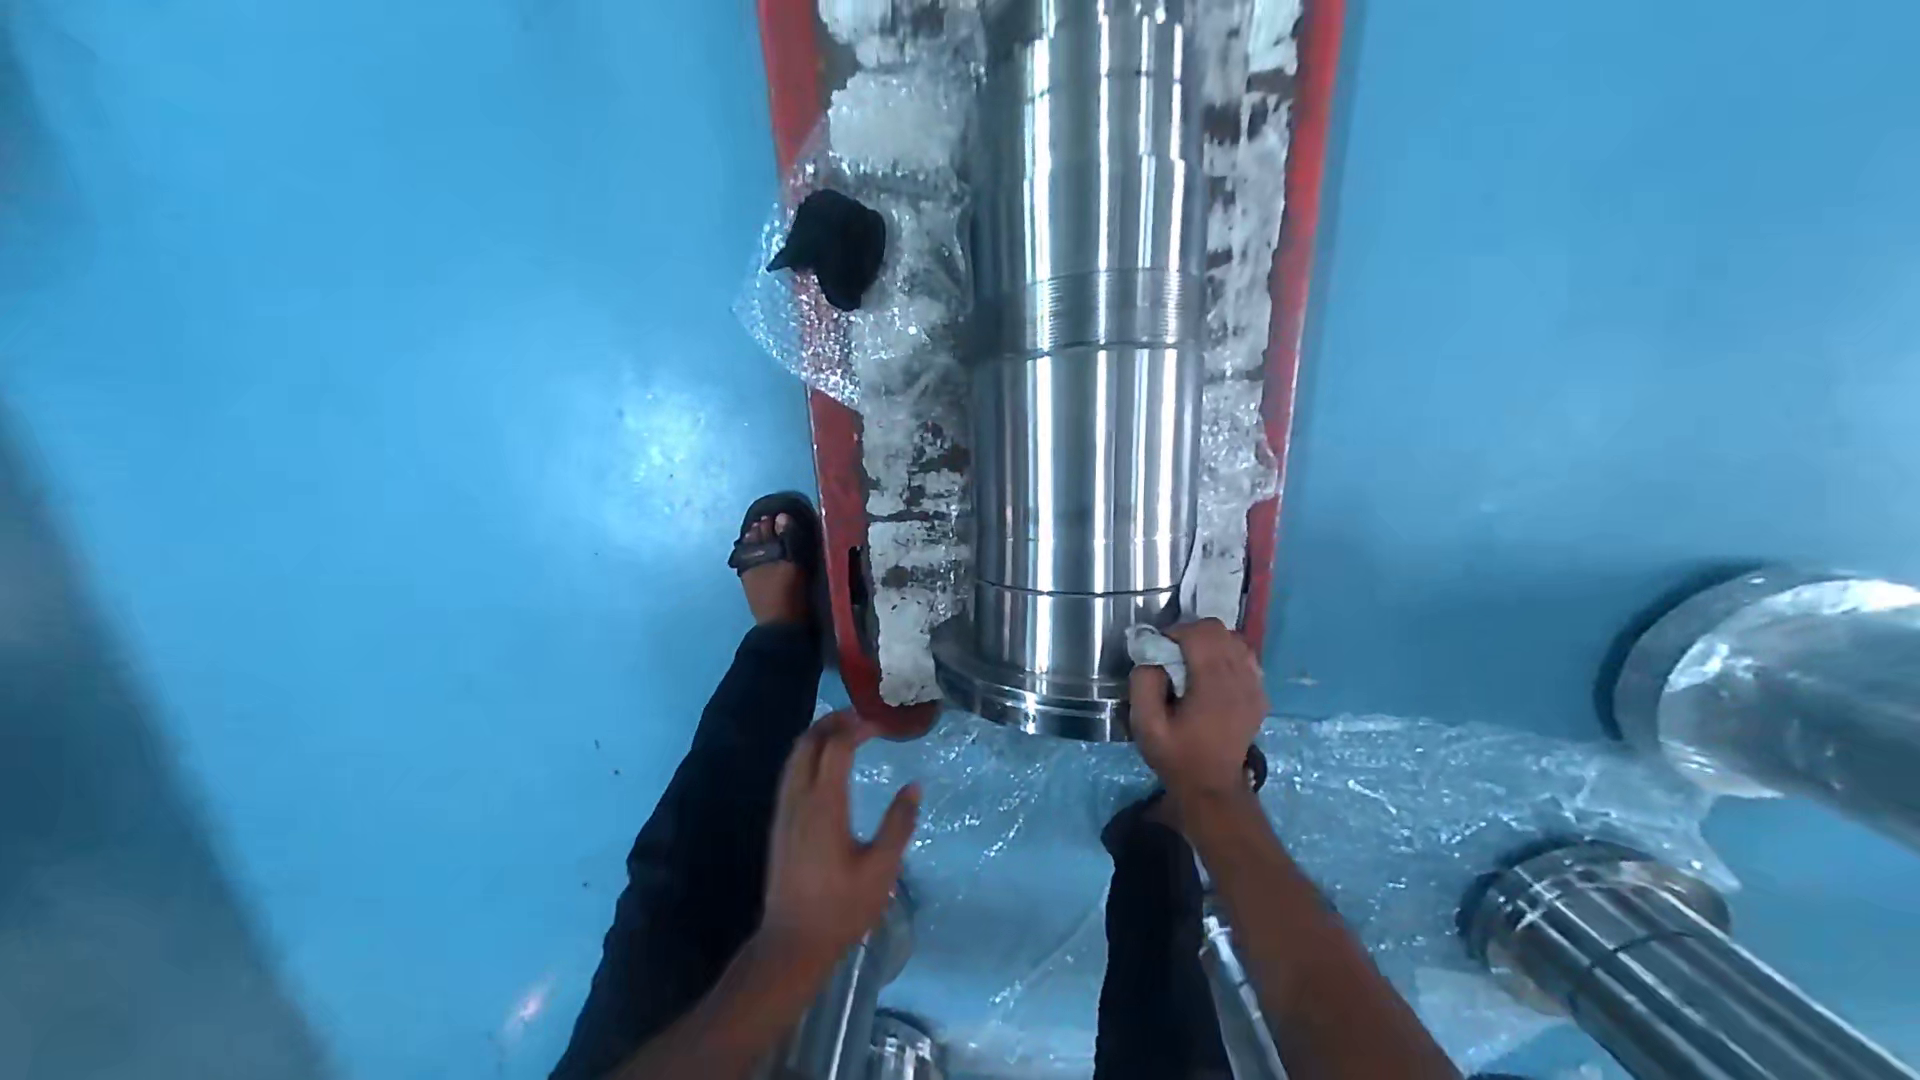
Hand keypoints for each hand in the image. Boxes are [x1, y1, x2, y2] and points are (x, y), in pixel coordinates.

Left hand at [759, 710, 920, 978]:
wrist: (792, 943)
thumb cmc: (841, 907)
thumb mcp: (881, 869)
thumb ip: (899, 823)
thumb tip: (914, 786)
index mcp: (824, 804)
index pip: (836, 746)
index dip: (858, 727)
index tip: (881, 724)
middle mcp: (799, 798)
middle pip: (809, 740)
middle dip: (834, 721)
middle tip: (864, 718)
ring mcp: (784, 809)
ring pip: (795, 754)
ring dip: (819, 734)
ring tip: (848, 732)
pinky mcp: (779, 822)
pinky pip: (791, 771)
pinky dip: (809, 753)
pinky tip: (828, 765)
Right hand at [1129, 618, 1267, 804]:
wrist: (1212, 787)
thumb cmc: (1176, 755)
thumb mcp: (1145, 724)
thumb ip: (1144, 684)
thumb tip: (1153, 658)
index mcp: (1214, 685)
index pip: (1202, 633)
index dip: (1176, 632)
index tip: (1161, 650)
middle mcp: (1241, 680)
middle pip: (1220, 630)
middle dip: (1192, 633)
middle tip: (1174, 655)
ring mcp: (1255, 687)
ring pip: (1235, 640)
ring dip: (1211, 643)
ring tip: (1193, 663)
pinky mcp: (1260, 695)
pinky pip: (1246, 658)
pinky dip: (1227, 656)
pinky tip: (1213, 676)